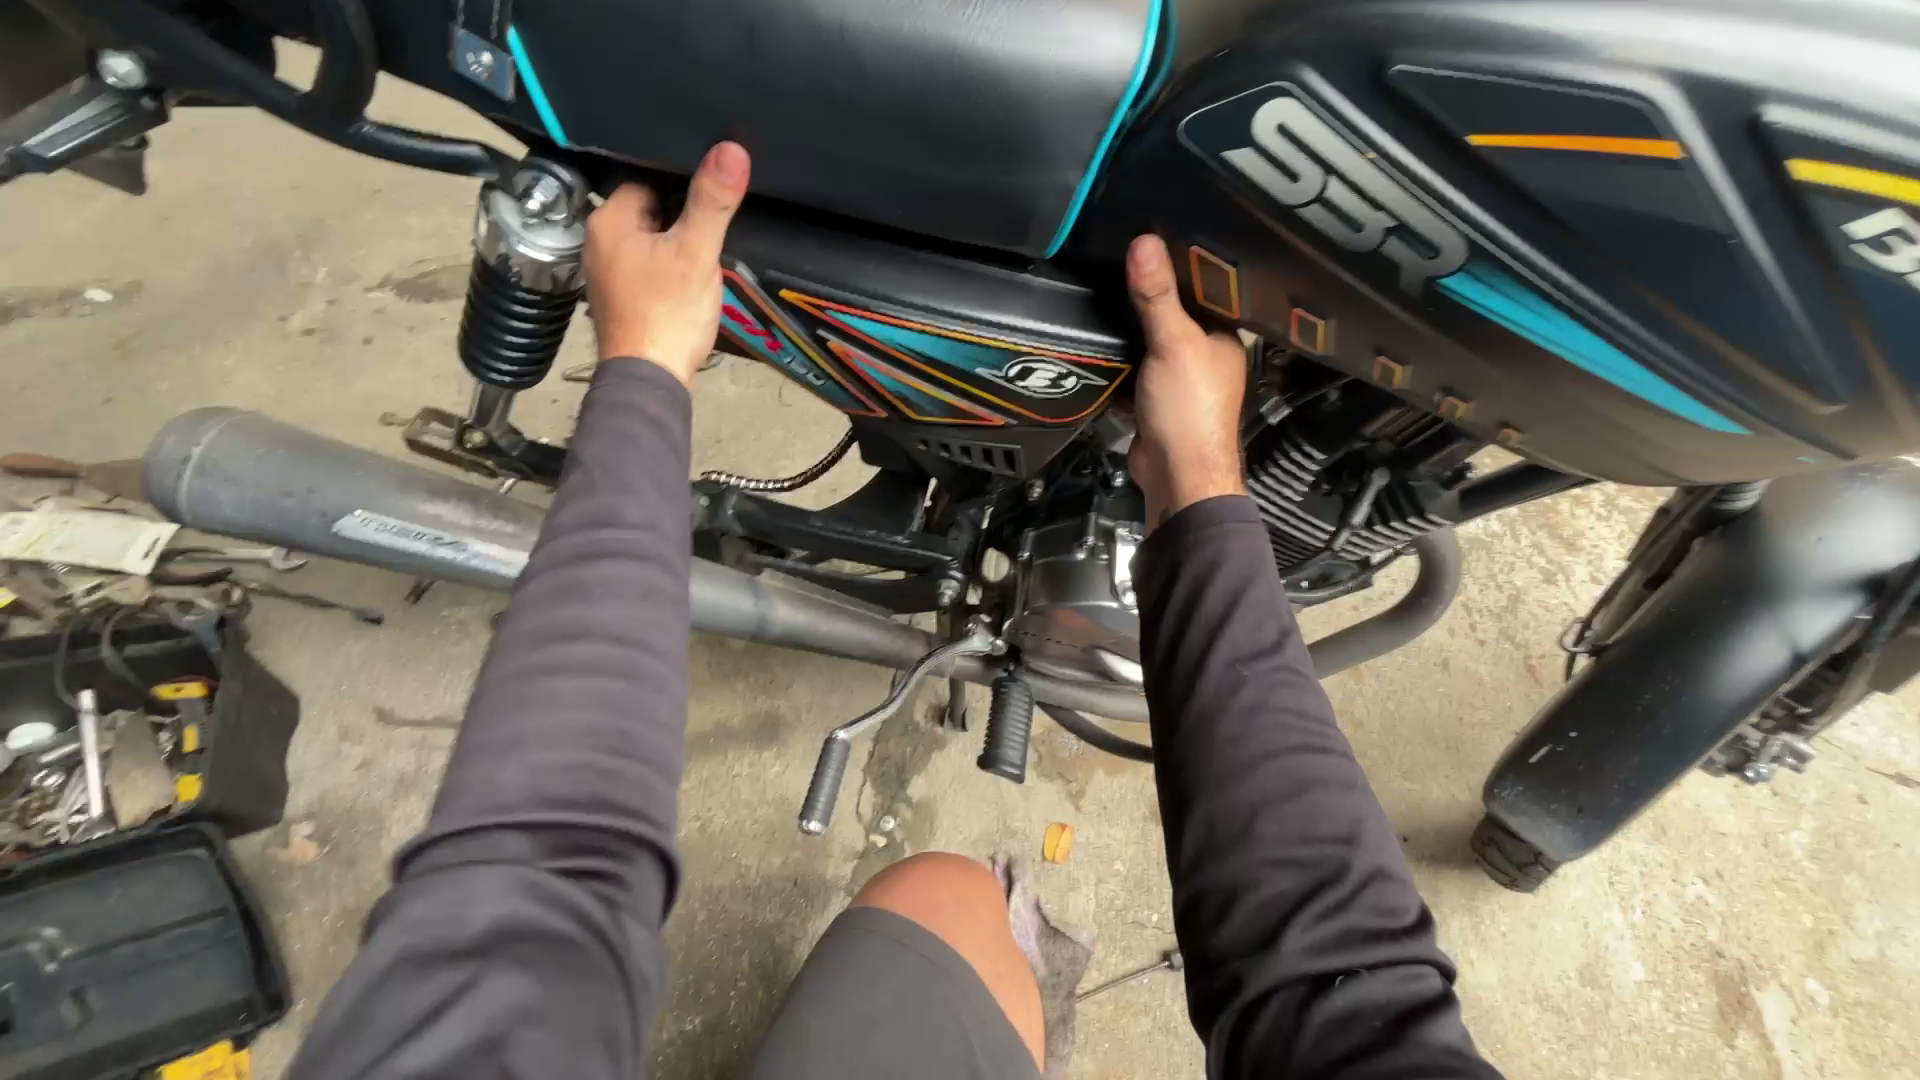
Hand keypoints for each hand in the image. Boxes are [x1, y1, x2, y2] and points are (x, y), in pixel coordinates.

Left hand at [584, 141, 751, 385]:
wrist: (650, 379)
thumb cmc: (667, 315)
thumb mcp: (697, 252)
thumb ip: (712, 202)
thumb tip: (732, 151)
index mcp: (608, 221)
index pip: (645, 179)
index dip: (681, 183)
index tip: (709, 193)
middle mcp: (599, 243)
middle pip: (648, 211)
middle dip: (680, 215)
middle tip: (712, 225)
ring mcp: (608, 275)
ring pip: (648, 242)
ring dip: (675, 245)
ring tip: (703, 254)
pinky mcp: (622, 302)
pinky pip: (648, 270)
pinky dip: (668, 271)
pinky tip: (688, 284)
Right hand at [1124, 234, 1247, 531]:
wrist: (1174, 475)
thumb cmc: (1190, 410)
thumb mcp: (1173, 343)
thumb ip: (1157, 296)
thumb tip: (1144, 242)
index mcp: (1224, 338)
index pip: (1202, 291)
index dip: (1179, 266)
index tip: (1150, 237)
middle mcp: (1204, 357)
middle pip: (1171, 318)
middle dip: (1146, 300)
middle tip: (1115, 263)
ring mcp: (1177, 382)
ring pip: (1148, 347)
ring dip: (1128, 334)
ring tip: (1100, 295)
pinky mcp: (1152, 404)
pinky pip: (1130, 376)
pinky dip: (1116, 367)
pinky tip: (1097, 347)